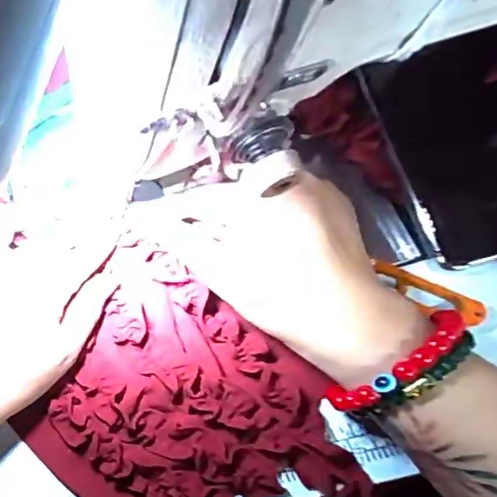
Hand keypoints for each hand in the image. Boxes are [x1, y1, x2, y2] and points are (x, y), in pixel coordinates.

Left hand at [0, 200, 119, 451]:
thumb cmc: (19, 379)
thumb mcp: (64, 352)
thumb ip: (88, 310)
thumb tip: (110, 278)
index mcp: (50, 288)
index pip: (85, 254)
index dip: (104, 237)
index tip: (118, 221)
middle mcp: (18, 268)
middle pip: (49, 233)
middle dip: (71, 217)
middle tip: (84, 204)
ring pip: (2, 225)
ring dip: (17, 210)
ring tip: (28, 198)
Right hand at [135, 170, 424, 383]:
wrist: (352, 322)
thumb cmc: (282, 301)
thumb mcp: (223, 273)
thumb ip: (181, 240)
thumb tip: (144, 219)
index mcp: (258, 190)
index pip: (202, 196)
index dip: (176, 212)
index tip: (155, 222)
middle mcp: (289, 174)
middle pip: (232, 192)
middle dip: (210, 214)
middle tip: (195, 240)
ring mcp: (316, 184)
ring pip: (261, 194)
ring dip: (242, 214)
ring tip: (233, 246)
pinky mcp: (334, 199)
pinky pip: (289, 198)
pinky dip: (272, 215)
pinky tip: (270, 244)